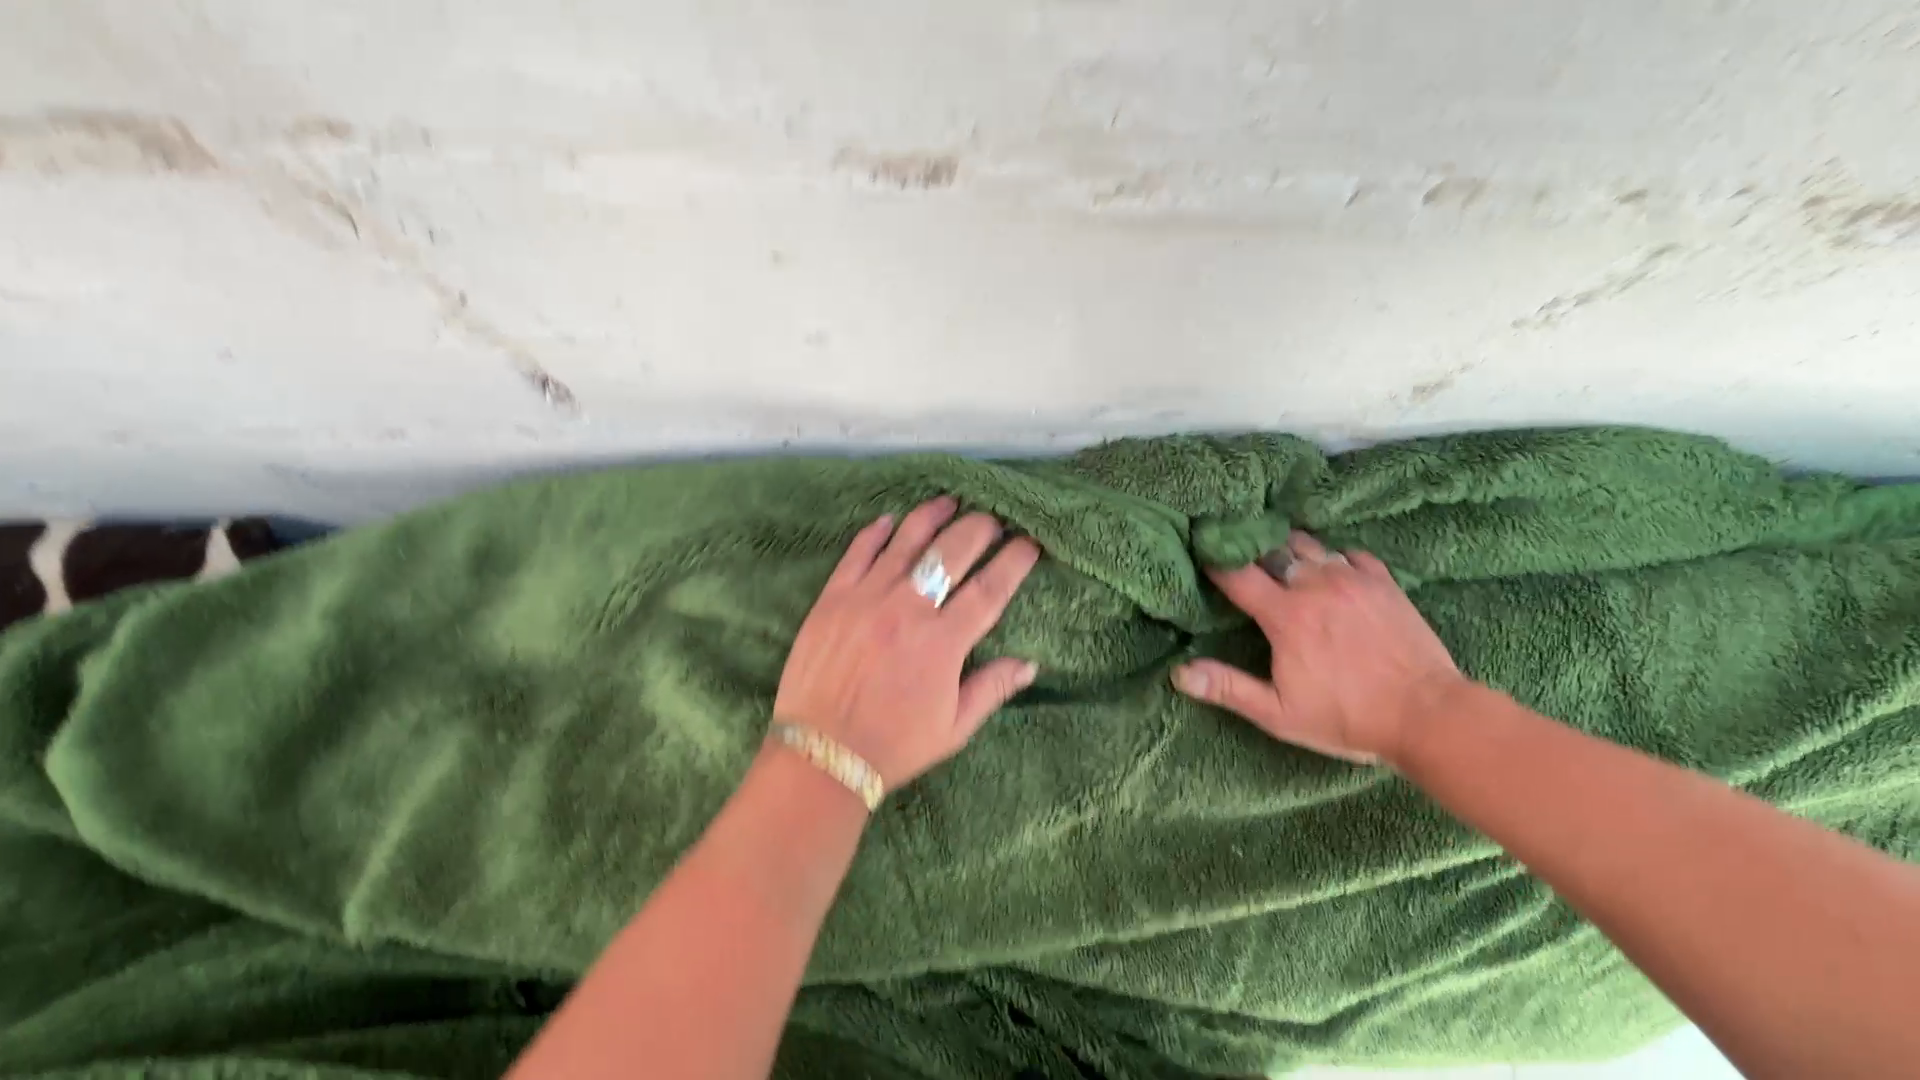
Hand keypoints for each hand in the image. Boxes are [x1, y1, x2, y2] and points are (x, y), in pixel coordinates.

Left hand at [773, 496, 1041, 789]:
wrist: (821, 754)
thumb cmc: (894, 745)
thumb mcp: (954, 727)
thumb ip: (993, 688)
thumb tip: (1031, 663)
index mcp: (944, 642)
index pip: (991, 588)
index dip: (1015, 560)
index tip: (1030, 542)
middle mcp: (909, 609)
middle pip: (953, 551)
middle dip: (981, 527)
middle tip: (994, 518)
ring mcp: (867, 597)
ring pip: (907, 540)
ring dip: (932, 516)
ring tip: (949, 502)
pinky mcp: (833, 598)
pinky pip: (858, 552)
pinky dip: (876, 532)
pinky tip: (890, 520)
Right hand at [1173, 531, 1467, 766]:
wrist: (1428, 714)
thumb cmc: (1347, 718)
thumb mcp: (1280, 714)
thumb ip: (1228, 689)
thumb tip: (1179, 673)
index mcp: (1286, 615)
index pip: (1237, 573)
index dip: (1215, 563)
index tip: (1202, 557)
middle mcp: (1316, 586)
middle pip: (1272, 550)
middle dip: (1252, 552)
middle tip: (1240, 560)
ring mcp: (1353, 579)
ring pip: (1309, 546)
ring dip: (1290, 553)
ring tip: (1280, 564)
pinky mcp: (1383, 583)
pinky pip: (1348, 554)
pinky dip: (1332, 559)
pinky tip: (1330, 574)